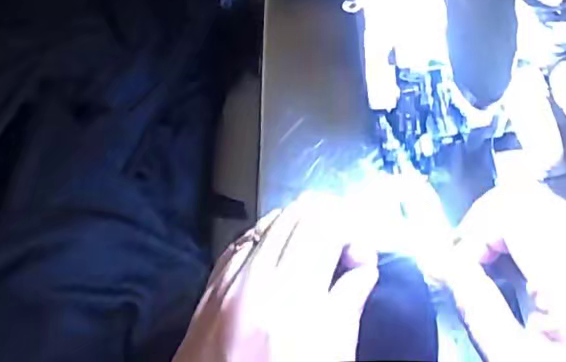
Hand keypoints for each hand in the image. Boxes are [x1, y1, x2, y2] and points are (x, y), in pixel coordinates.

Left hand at [173, 192, 379, 361]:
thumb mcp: (333, 358)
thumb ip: (350, 301)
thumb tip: (361, 263)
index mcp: (294, 302)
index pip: (329, 227)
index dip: (351, 229)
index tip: (358, 251)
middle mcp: (257, 285)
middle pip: (298, 217)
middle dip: (325, 219)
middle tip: (339, 240)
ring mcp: (225, 290)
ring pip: (268, 223)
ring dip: (294, 223)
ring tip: (309, 241)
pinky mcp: (204, 300)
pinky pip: (239, 245)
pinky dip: (262, 238)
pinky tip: (273, 249)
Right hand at [441, 184, 565, 361]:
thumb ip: (478, 308)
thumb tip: (446, 260)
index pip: (517, 213)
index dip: (476, 227)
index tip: (453, 261)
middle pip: (538, 197)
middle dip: (491, 216)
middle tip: (465, 254)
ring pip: (555, 202)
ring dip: (514, 217)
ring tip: (487, 255)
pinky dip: (540, 226)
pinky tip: (521, 256)